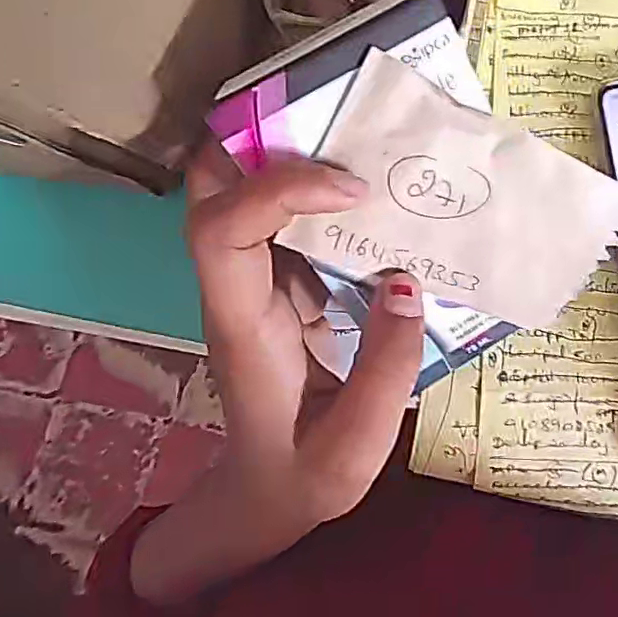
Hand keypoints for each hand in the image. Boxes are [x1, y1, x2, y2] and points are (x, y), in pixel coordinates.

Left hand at [130, 148, 425, 605]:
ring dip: (296, 153)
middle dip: (261, 139)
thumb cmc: (300, 477)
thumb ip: (385, 372)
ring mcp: (257, 278)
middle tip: (334, 120)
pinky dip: (324, 186)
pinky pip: (292, 214)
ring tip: (363, 139)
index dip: (279, 190)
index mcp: (241, 326)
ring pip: (248, 189)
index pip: (222, 232)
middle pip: (211, 189)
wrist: (263, 496)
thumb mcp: (351, 452)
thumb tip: (406, 280)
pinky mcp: (285, 278)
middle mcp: (237, 286)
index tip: (353, 189)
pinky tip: (377, 188)